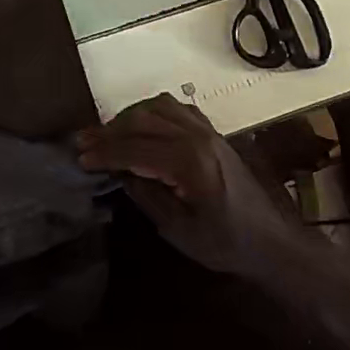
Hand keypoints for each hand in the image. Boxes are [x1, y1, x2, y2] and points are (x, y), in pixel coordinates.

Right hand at [78, 94, 308, 277]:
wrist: (269, 240)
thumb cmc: (224, 243)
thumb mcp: (177, 229)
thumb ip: (146, 195)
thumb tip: (120, 171)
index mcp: (188, 161)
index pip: (135, 148)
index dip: (105, 152)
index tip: (80, 157)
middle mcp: (197, 136)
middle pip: (144, 119)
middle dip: (111, 130)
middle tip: (85, 142)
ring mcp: (208, 131)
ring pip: (160, 107)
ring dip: (130, 116)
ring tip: (108, 133)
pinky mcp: (214, 133)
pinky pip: (178, 109)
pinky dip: (154, 112)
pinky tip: (142, 126)